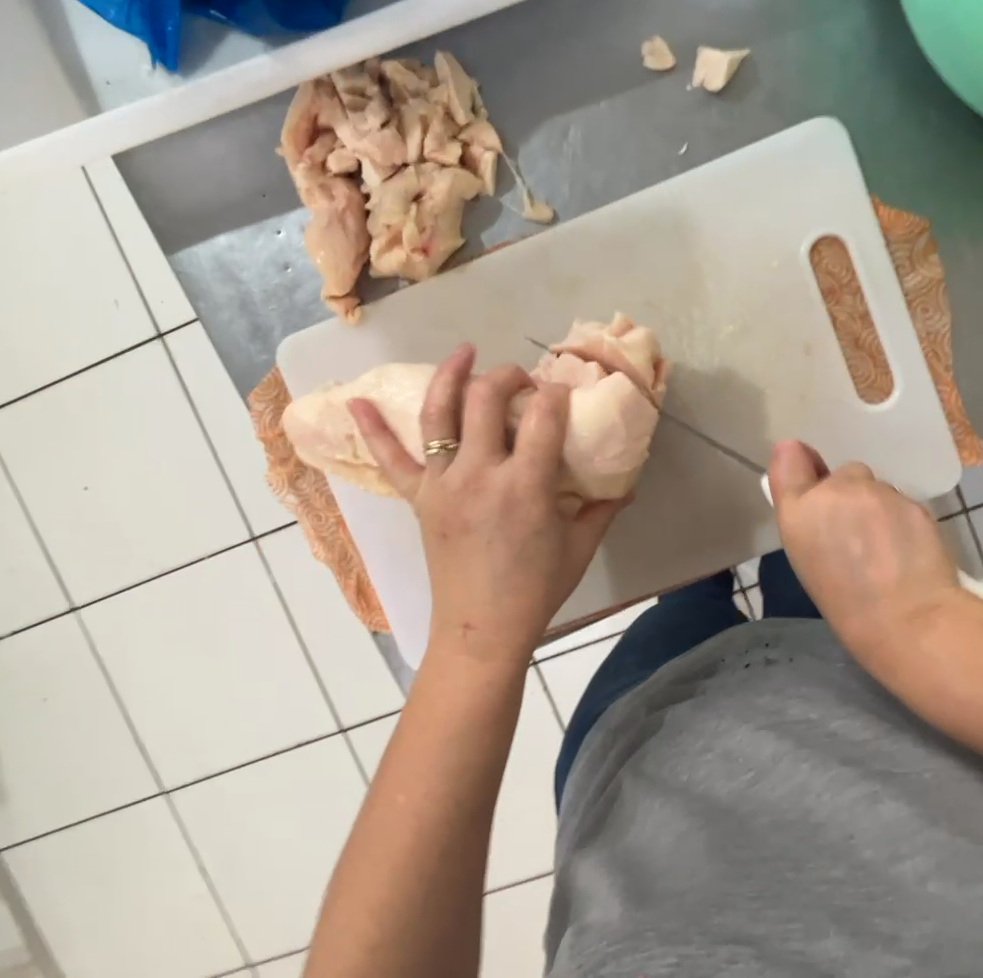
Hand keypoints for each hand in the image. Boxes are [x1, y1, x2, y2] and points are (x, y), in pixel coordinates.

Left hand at [350, 345, 625, 669]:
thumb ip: (603, 508)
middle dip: (508, 375)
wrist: (482, 630)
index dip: (556, 392)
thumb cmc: (536, 590)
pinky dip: (372, 429)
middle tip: (523, 380)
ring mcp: (443, 484)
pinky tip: (356, 399)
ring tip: (466, 352)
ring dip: (451, 375)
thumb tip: (626, 482)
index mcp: (525, 485)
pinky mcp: (420, 499)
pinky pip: (391, 460)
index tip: (562, 393)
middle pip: (486, 398)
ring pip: (439, 414)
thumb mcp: (580, 547)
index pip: (543, 414)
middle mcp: (480, 474)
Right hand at [768, 440, 972, 669]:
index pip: (789, 458)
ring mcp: (877, 492)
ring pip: (876, 490)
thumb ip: (807, 520)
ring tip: (886, 550)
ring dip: (878, 509)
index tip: (814, 483)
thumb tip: (816, 502)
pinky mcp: (913, 501)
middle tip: (857, 536)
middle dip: (849, 496)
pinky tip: (909, 552)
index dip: (803, 467)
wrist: (907, 619)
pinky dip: (904, 521)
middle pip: (842, 475)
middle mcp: (834, 490)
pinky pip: (903, 504)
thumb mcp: (806, 560)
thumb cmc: (845, 605)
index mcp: (798, 510)